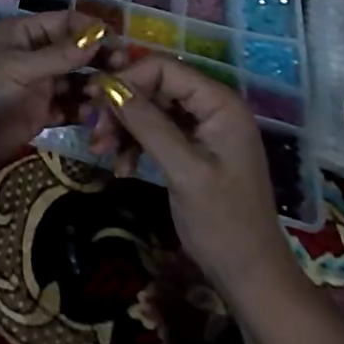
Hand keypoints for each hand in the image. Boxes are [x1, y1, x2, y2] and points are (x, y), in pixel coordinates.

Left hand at [0, 10, 106, 168]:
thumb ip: (58, 56)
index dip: (92, 30)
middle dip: (101, 61)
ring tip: (117, 99)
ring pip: (78, 82)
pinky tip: (101, 118)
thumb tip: (99, 37)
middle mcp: (35, 56)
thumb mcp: (17, 67)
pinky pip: (71, 108)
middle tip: (127, 73)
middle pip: (77, 53)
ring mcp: (39, 86)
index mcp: (24, 33)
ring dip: (97, 89)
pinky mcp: (41, 114)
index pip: (66, 22)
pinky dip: (86, 112)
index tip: (119, 43)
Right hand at [90, 56, 298, 296]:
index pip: (163, 68)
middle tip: (95, 131)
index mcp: (220, 104)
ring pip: (148, 108)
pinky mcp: (189, 147)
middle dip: (120, 106)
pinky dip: (132, 144)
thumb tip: (108, 86)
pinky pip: (152, 130)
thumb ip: (148, 124)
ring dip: (121, 126)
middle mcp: (211, 107)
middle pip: (152, 86)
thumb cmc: (223, 221)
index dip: (127, 78)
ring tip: (100, 150)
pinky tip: (120, 166)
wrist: (248, 275)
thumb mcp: (183, 170)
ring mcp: (201, 128)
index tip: (95, 100)